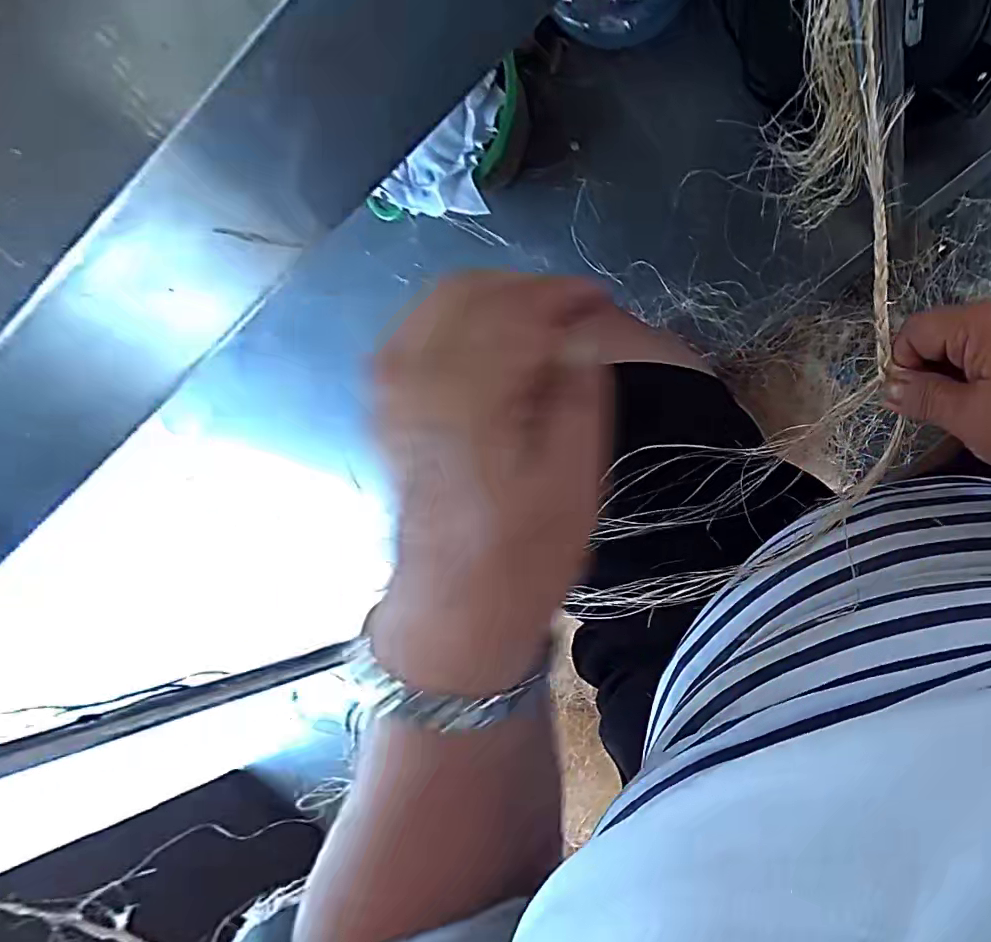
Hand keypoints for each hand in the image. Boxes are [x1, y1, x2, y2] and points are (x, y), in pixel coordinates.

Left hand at [370, 272, 612, 694]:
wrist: (456, 604)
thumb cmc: (526, 553)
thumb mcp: (573, 481)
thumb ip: (576, 398)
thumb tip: (581, 338)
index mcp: (469, 400)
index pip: (516, 313)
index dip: (564, 296)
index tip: (603, 299)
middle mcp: (416, 380)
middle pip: (469, 291)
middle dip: (530, 288)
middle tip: (580, 308)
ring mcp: (391, 389)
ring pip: (439, 303)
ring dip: (498, 297)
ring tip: (547, 320)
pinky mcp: (387, 404)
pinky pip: (420, 329)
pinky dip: (464, 317)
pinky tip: (498, 340)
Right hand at [882, 298, 990, 485]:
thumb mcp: (969, 416)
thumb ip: (924, 396)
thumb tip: (889, 387)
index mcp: (980, 319)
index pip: (915, 330)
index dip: (903, 367)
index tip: (911, 406)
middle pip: (936, 338)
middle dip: (926, 377)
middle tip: (938, 418)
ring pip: (958, 355)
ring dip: (949, 387)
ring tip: (962, 421)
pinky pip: (982, 365)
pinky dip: (971, 389)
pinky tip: (982, 416)